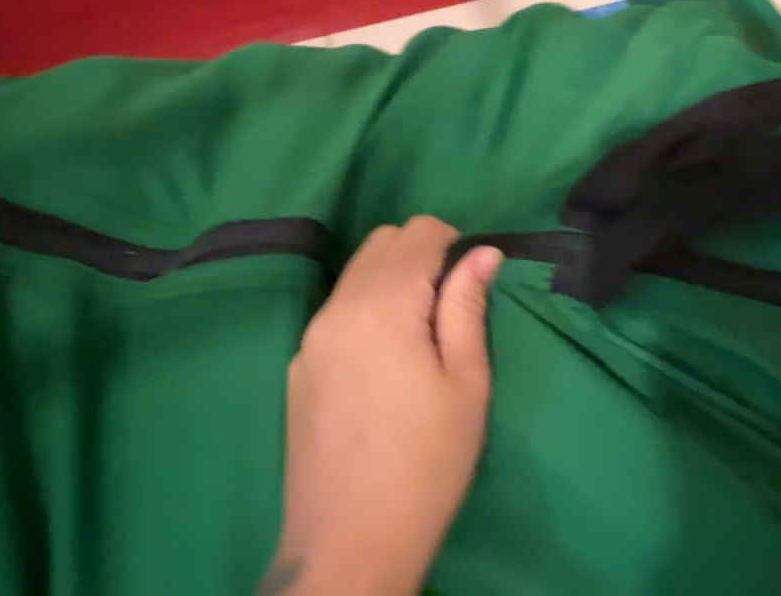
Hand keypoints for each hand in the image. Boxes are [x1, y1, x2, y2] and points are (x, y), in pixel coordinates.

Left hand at [266, 217, 503, 595]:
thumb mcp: (467, 382)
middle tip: (451, 302)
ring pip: (356, 272)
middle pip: (381, 242)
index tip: (471, 279)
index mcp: (383, 306)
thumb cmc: (426, 462)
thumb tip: (482, 252)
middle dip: (421, 252)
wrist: (348, 546)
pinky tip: (386, 357)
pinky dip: (367, 305)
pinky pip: (337, 308)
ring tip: (421, 329)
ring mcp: (310, 339)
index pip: (417, 233)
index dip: (452, 242)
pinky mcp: (298, 368)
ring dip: (392, 276)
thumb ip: (468, 306)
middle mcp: (338, 309)